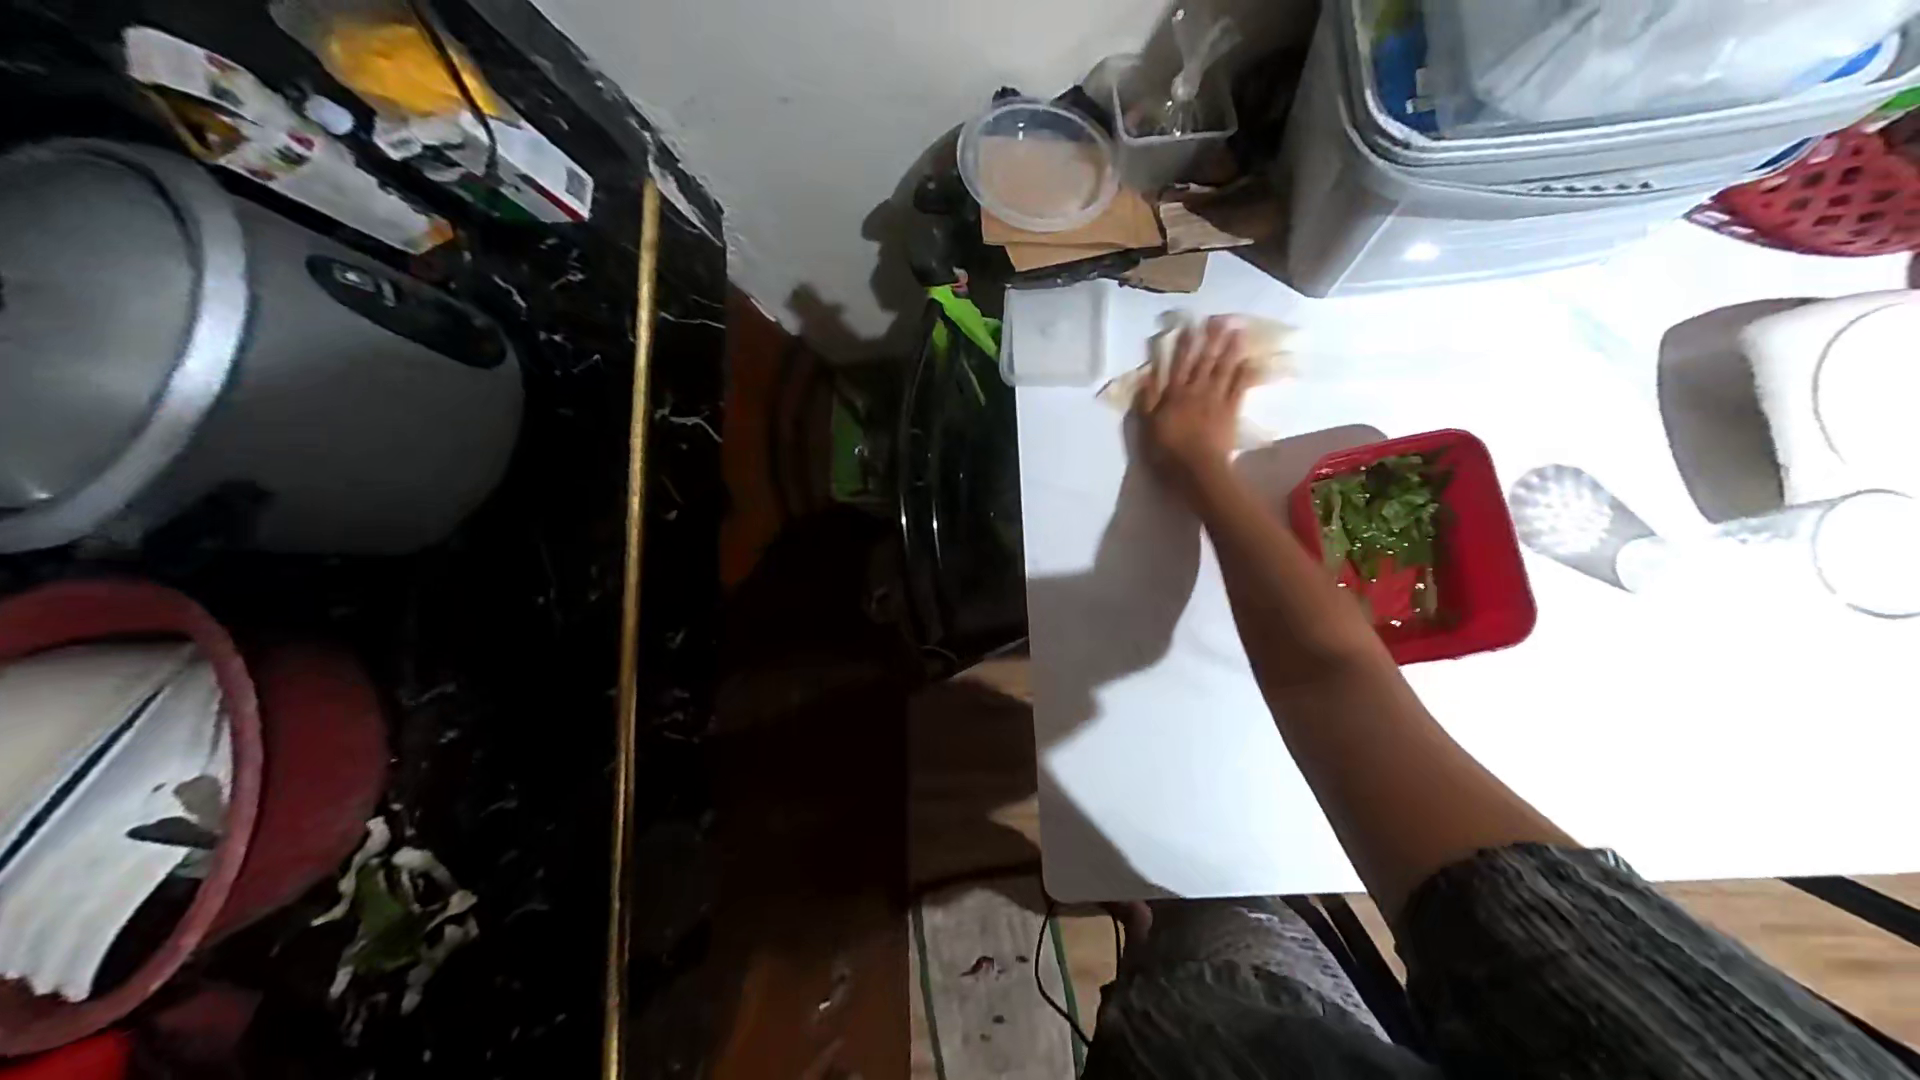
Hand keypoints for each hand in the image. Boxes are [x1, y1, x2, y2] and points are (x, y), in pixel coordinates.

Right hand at [1137, 317, 1253, 493]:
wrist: (1197, 470)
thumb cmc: (1167, 451)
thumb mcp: (1147, 426)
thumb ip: (1147, 400)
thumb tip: (1146, 376)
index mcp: (1174, 394)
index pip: (1178, 363)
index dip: (1184, 343)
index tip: (1190, 325)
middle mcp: (1196, 390)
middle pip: (1205, 360)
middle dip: (1212, 338)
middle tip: (1220, 318)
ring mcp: (1216, 399)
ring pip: (1224, 368)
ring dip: (1231, 349)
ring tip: (1238, 331)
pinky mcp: (1231, 411)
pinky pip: (1239, 387)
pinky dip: (1245, 373)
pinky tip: (1250, 361)